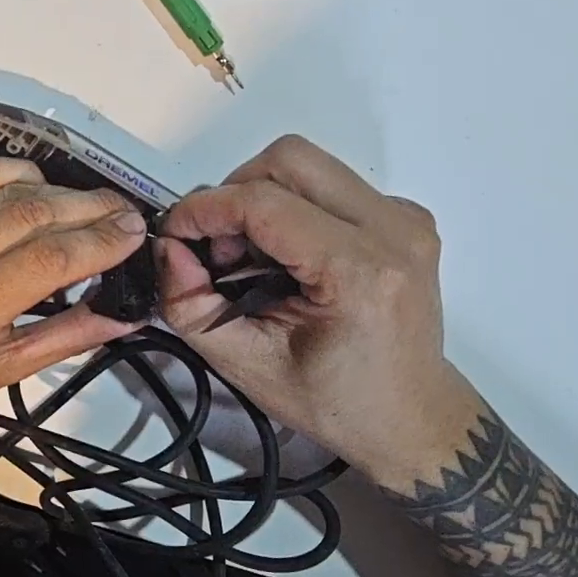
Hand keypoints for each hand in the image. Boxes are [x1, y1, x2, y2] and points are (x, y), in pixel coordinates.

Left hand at [0, 158, 148, 423]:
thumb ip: (63, 339)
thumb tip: (121, 315)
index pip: (43, 263)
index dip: (97, 243)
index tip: (130, 235)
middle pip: (30, 218)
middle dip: (89, 211)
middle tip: (122, 215)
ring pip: (6, 193)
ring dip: (60, 194)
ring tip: (93, 206)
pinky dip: (16, 175)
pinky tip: (43, 187)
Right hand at [156, 135, 482, 477]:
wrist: (410, 416)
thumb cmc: (331, 400)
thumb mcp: (242, 363)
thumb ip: (189, 304)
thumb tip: (167, 248)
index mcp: (360, 272)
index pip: (263, 202)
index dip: (204, 210)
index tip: (173, 235)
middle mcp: (393, 229)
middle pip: (287, 160)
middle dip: (233, 195)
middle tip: (218, 250)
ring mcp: (403, 217)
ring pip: (305, 165)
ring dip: (258, 200)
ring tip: (249, 259)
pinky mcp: (401, 216)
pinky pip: (326, 184)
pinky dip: (287, 209)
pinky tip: (282, 259)